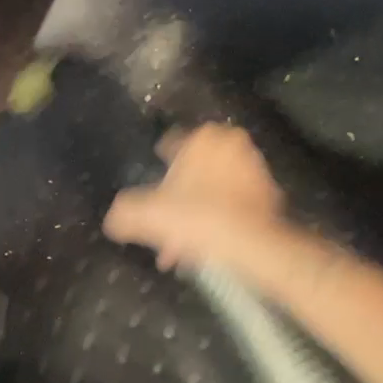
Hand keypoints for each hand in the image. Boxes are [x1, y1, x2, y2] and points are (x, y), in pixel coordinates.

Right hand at [102, 123, 284, 270]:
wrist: (252, 245)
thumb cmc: (198, 217)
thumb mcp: (150, 214)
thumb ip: (126, 213)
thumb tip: (112, 220)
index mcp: (203, 137)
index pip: (171, 145)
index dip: (159, 169)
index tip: (155, 188)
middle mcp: (231, 145)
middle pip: (195, 170)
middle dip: (180, 197)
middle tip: (169, 223)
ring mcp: (254, 168)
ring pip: (215, 189)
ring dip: (199, 211)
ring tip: (186, 242)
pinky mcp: (270, 194)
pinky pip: (235, 204)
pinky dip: (222, 220)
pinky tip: (208, 245)